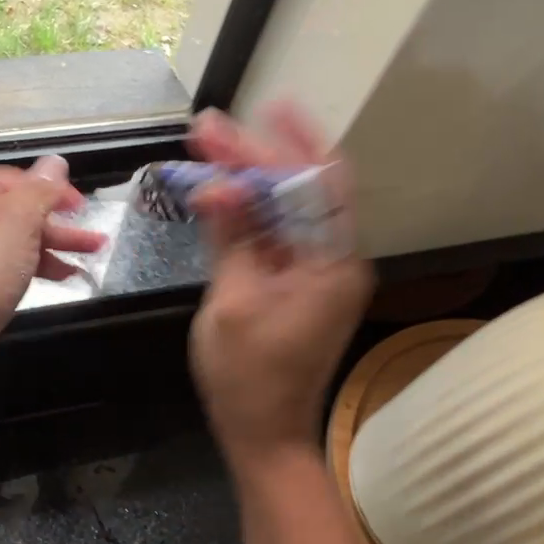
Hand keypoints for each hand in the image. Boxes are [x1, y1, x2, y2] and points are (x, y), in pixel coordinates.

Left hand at [0, 156, 107, 396]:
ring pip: (6, 242)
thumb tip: (55, 162)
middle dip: (57, 226)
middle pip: (13, 210)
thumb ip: (40, 190)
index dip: (56, 192)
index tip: (87, 211)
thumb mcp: (16, 221)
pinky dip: (24, 271)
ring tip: (84, 265)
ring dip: (46, 250)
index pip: (19, 178)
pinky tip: (50, 283)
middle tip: (96, 243)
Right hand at [187, 103, 373, 461]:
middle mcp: (336, 263)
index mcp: (332, 265)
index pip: (319, 184)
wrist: (266, 436)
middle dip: (255, 159)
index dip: (294, 141)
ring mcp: (319, 277)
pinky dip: (250, 218)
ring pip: (286, 213)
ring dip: (249, 184)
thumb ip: (231, 238)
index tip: (265, 107)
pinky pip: (278, 240)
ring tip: (207, 153)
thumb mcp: (232, 302)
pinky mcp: (300, 290)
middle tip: (208, 131)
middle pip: (300, 192)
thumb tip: (219, 185)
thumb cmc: (248, 378)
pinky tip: (220, 197)